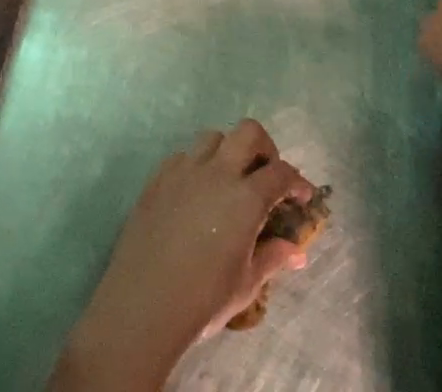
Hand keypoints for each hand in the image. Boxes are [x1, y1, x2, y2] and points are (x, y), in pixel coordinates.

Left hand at [52, 119, 313, 390]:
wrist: (140, 309)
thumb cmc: (202, 300)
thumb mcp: (246, 284)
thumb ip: (273, 258)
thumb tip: (297, 251)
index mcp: (246, 198)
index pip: (282, 172)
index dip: (297, 181)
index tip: (301, 196)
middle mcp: (217, 174)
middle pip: (249, 133)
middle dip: (265, 149)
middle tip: (266, 176)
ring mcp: (183, 173)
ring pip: (213, 138)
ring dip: (228, 152)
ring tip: (229, 181)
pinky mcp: (155, 182)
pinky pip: (181, 158)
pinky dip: (196, 166)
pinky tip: (195, 194)